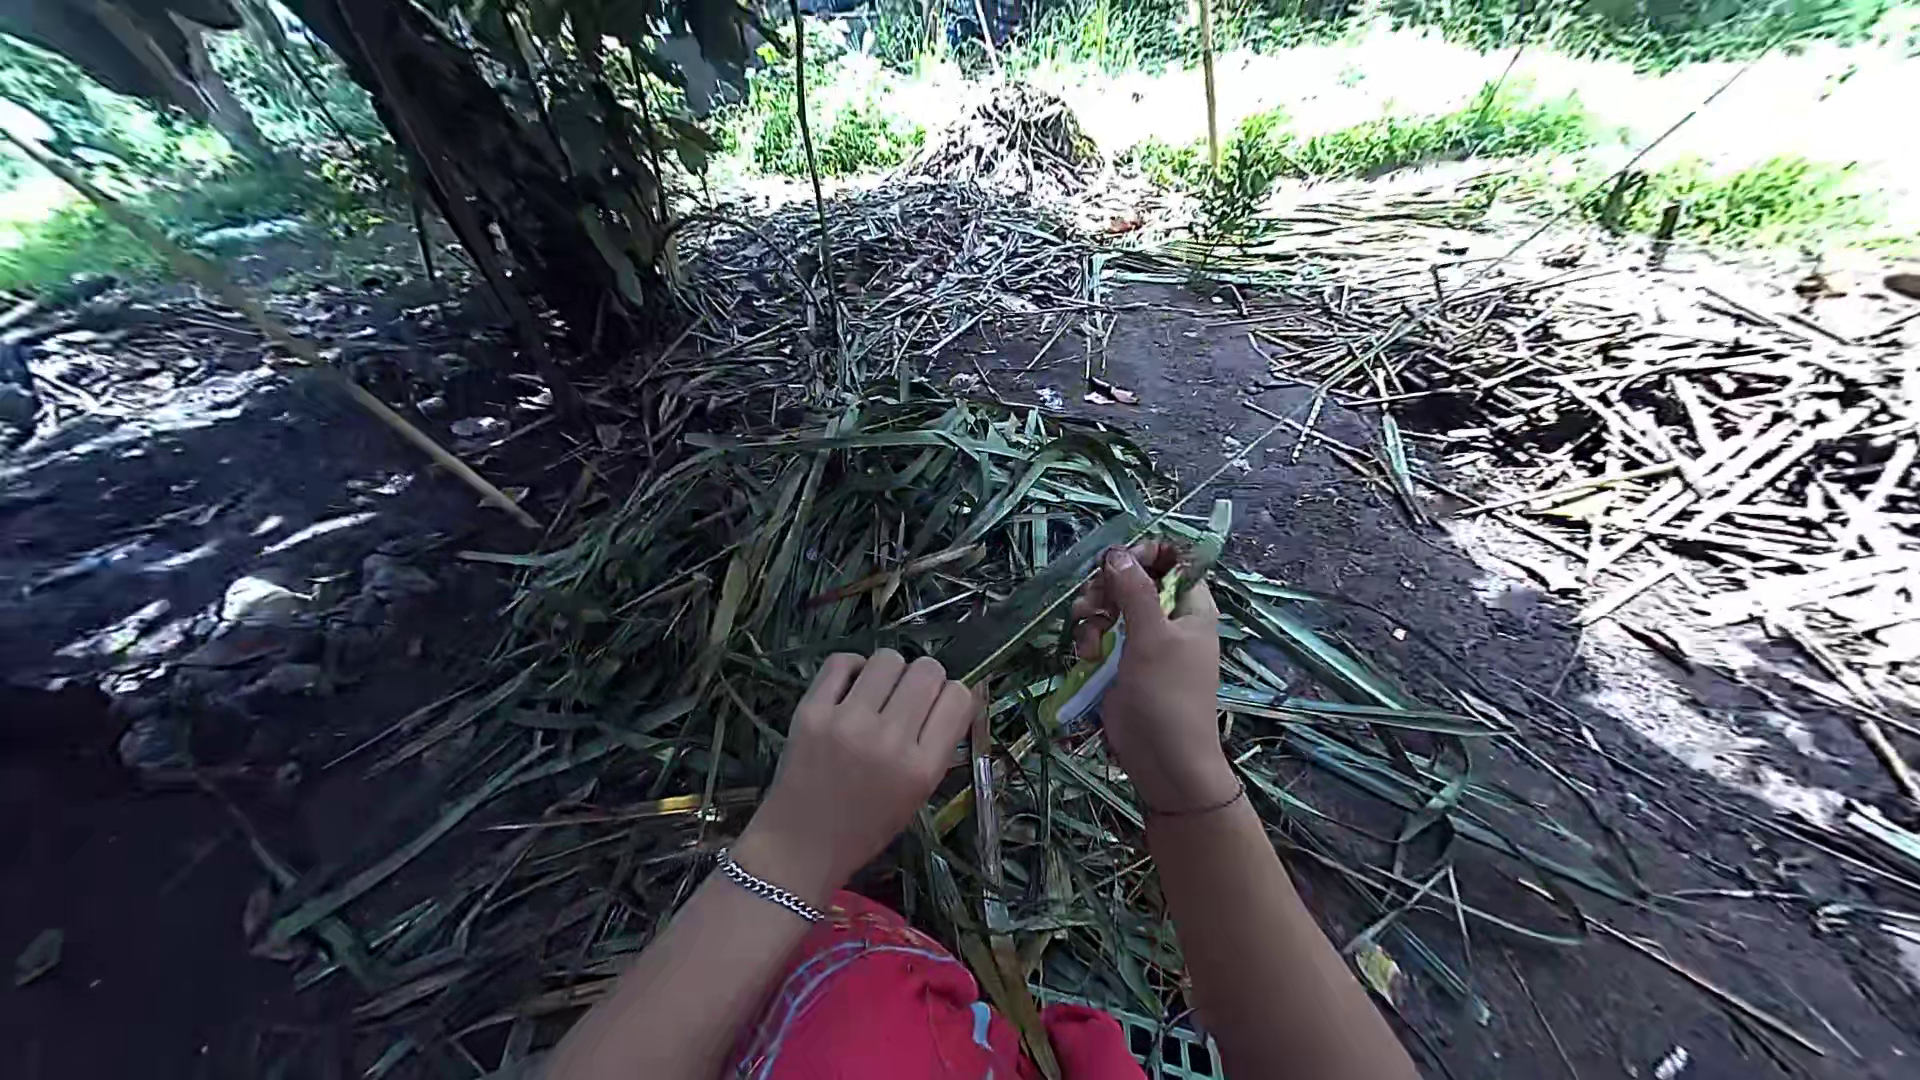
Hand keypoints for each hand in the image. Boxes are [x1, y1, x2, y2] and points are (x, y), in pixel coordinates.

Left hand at [732, 649, 973, 906]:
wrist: (799, 845)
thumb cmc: (865, 826)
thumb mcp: (918, 794)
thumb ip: (938, 744)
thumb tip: (950, 692)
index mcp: (922, 768)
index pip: (958, 697)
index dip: (952, 695)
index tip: (938, 705)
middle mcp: (889, 740)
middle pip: (928, 670)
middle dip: (925, 678)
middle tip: (907, 698)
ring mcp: (848, 722)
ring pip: (889, 658)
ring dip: (890, 671)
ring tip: (878, 692)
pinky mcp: (811, 711)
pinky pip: (842, 661)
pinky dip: (852, 668)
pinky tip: (851, 687)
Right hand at [1071, 543, 1232, 811]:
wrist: (1163, 759)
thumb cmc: (1168, 695)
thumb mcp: (1152, 638)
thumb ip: (1134, 591)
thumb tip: (1116, 552)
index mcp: (1190, 605)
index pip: (1174, 559)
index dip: (1145, 553)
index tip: (1118, 563)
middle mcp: (1168, 616)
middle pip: (1133, 578)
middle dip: (1107, 586)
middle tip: (1092, 602)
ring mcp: (1142, 637)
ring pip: (1111, 603)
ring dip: (1092, 613)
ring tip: (1088, 634)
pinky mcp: (1120, 657)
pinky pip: (1100, 631)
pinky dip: (1089, 638)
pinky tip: (1087, 655)